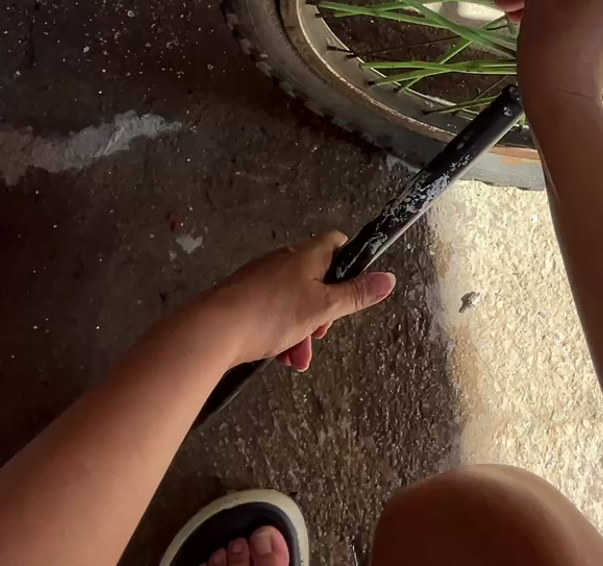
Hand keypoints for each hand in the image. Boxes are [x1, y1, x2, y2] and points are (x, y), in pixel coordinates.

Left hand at [197, 232, 395, 370]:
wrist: (213, 329)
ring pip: (294, 300)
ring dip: (302, 329)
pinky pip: (271, 311)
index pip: (336, 243)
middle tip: (321, 335)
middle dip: (324, 311)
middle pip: (316, 279)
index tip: (353, 288)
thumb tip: (389, 278)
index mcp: (307, 255)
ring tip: (297, 359)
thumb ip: (356, 295)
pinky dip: (280, 332)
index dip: (349, 262)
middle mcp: (285, 260)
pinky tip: (278, 357)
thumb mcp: (323, 308)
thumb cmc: (272, 313)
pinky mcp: (242, 297)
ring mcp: (261, 278)